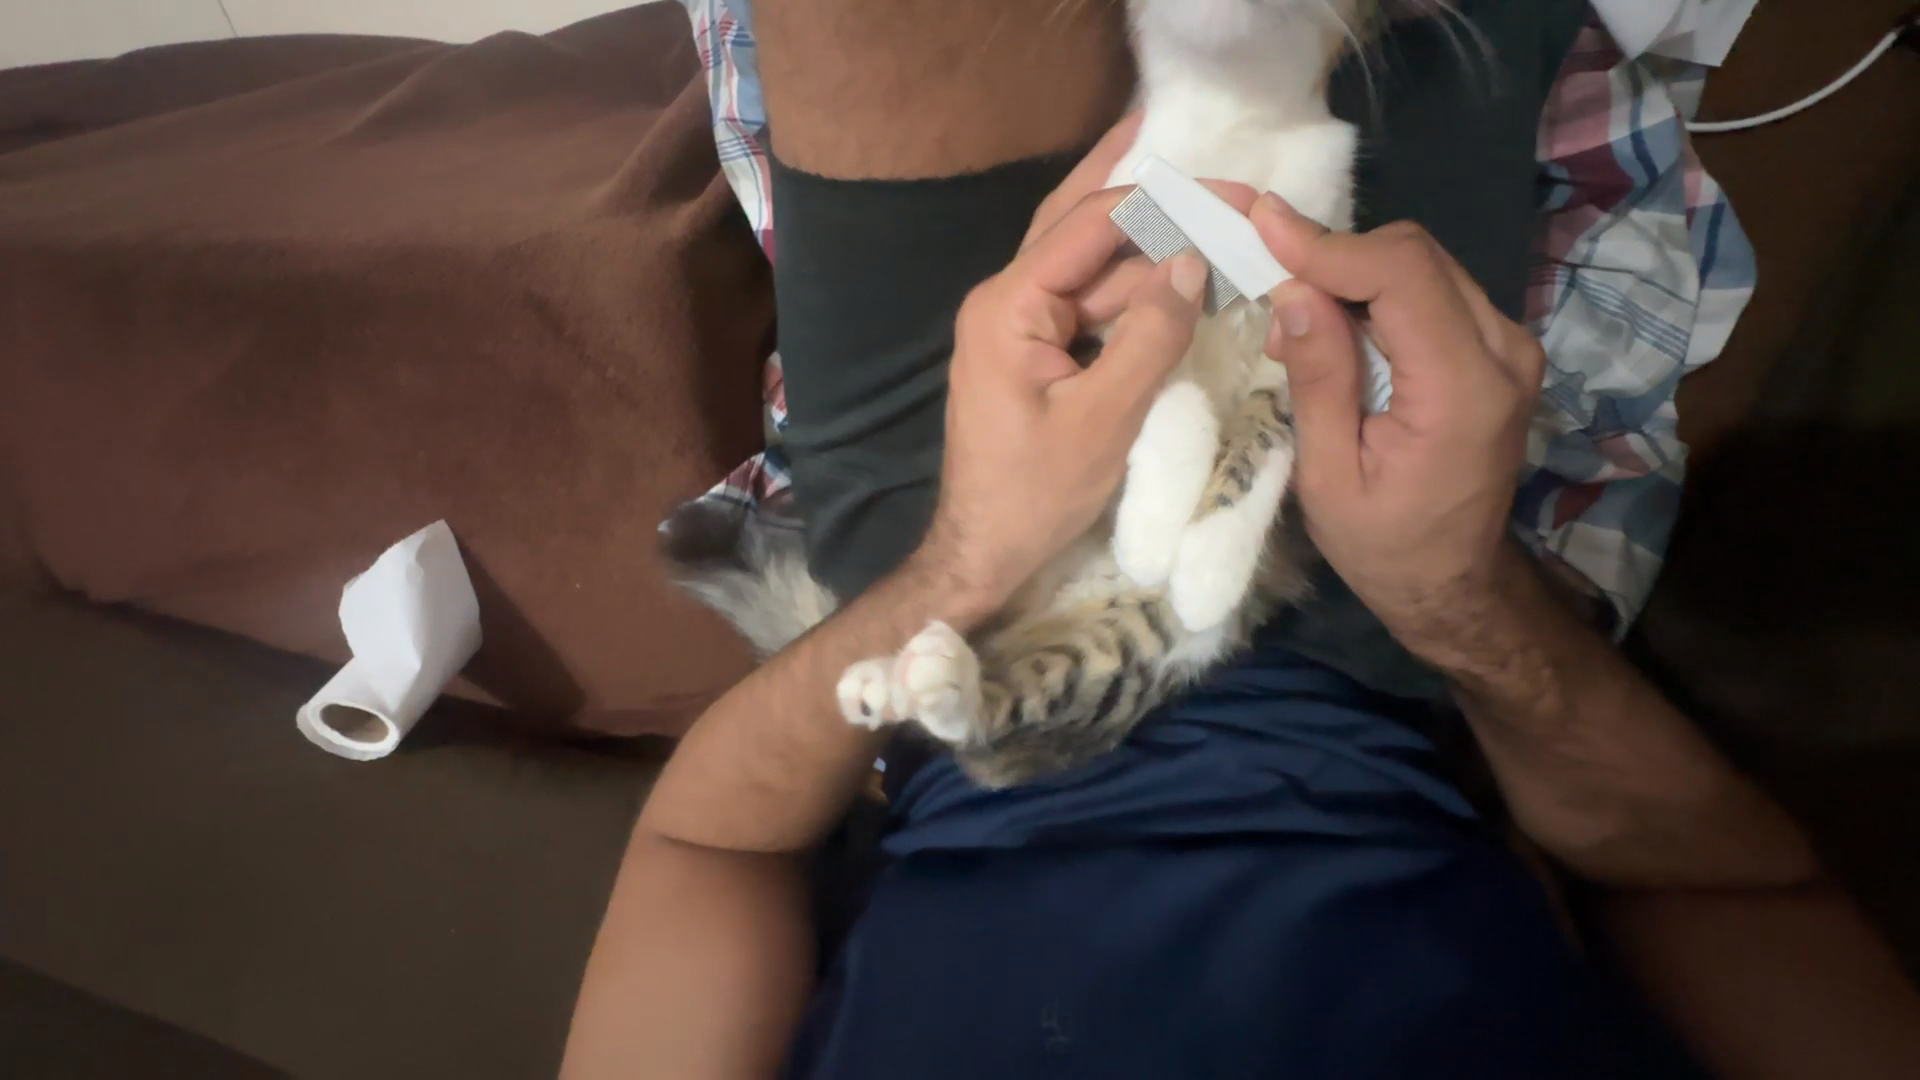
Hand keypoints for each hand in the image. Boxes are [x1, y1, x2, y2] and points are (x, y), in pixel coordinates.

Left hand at [918, 189, 1209, 611]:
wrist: (985, 547)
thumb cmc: (1035, 492)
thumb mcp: (1103, 417)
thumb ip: (1151, 334)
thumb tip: (1193, 258)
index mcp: (1009, 305)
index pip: (1091, 225)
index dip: (1165, 201)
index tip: (1232, 192)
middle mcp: (1006, 301)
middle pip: (1081, 229)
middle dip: (1144, 194)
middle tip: (1200, 145)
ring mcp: (1018, 328)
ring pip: (1089, 270)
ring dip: (1146, 247)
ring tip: (1207, 208)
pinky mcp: (1034, 355)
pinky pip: (1087, 309)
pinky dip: (1130, 293)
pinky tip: (1170, 269)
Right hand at [1249, 195, 1545, 667]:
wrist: (1450, 579)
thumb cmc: (1380, 543)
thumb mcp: (1328, 475)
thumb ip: (1319, 380)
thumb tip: (1293, 293)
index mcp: (1461, 389)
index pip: (1398, 276)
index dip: (1325, 243)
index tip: (1260, 222)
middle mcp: (1502, 351)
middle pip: (1414, 256)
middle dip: (1330, 253)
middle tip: (1262, 276)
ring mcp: (1506, 347)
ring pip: (1420, 266)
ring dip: (1347, 275)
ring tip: (1291, 323)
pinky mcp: (1493, 352)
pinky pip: (1427, 293)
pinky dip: (1370, 296)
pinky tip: (1330, 331)